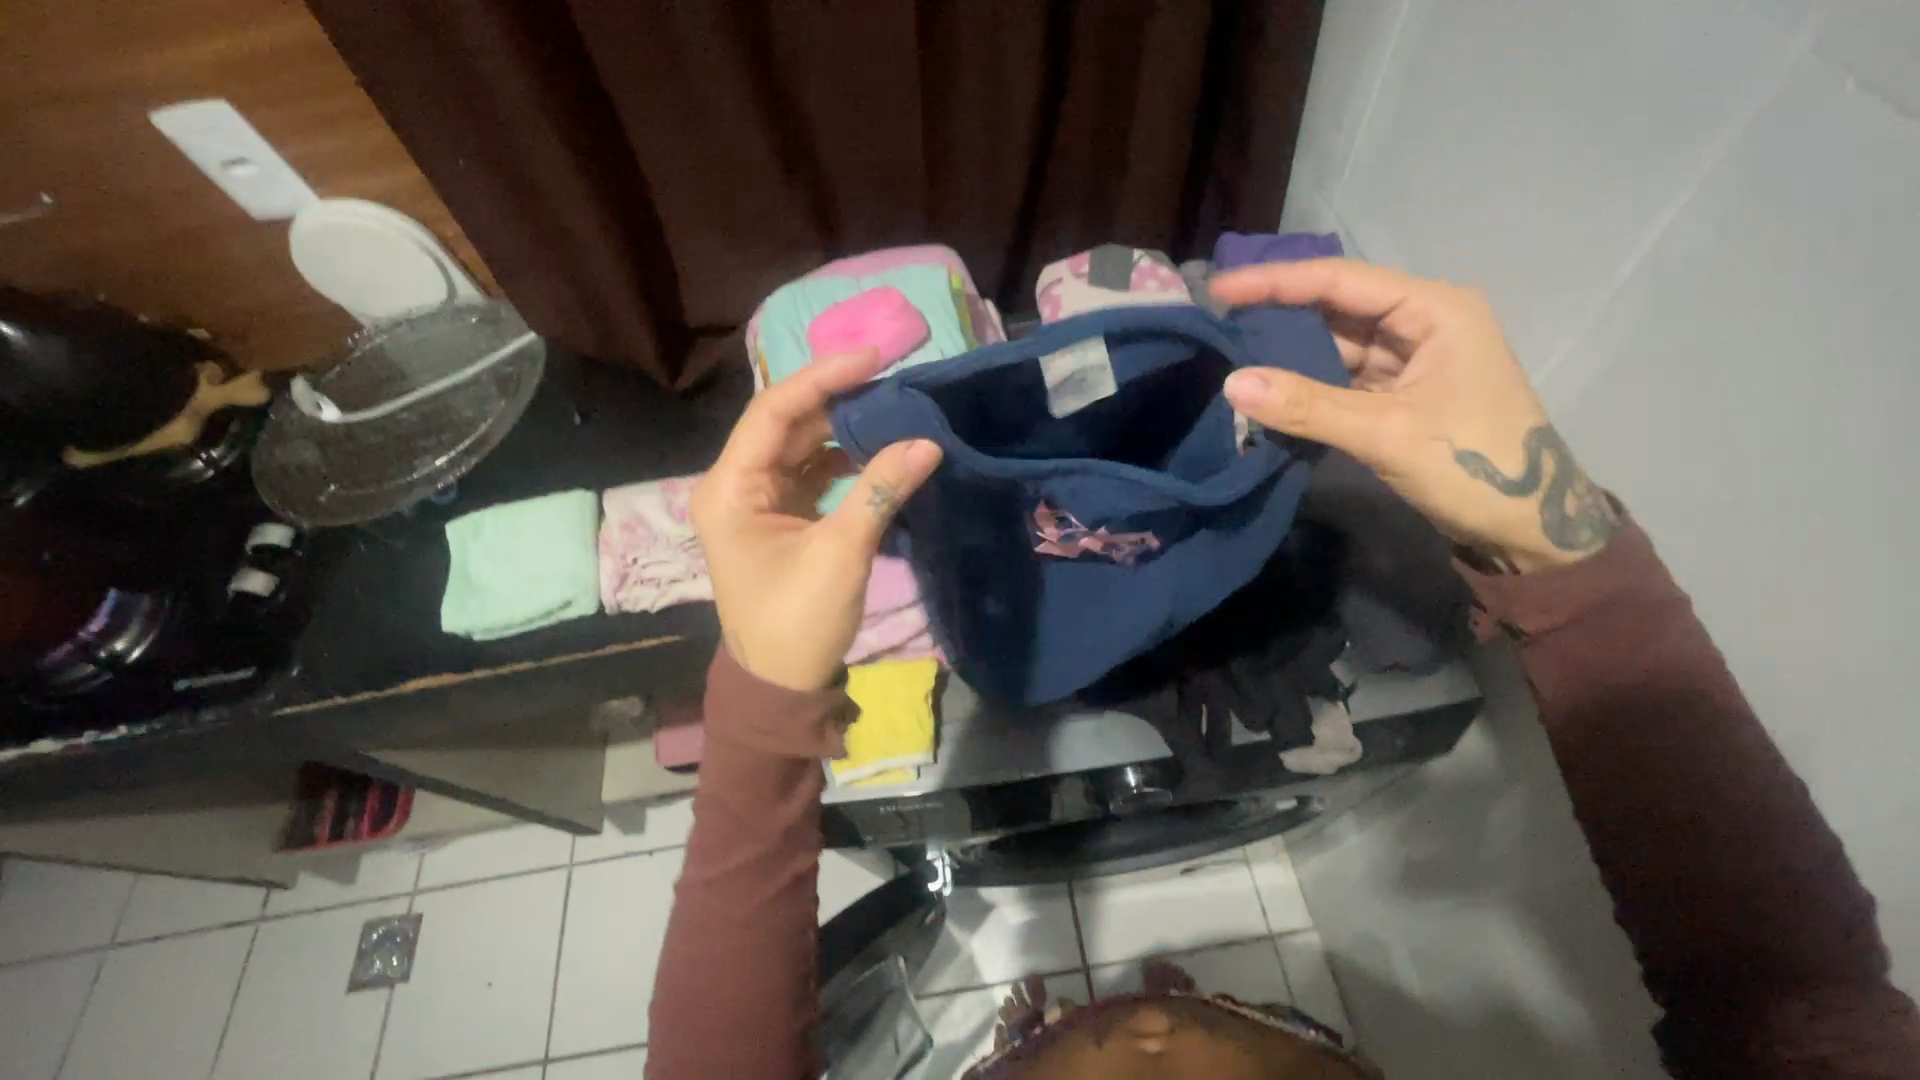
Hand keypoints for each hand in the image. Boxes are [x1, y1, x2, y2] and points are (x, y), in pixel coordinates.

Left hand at [692, 349, 941, 690]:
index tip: (874, 358)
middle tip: (894, 379)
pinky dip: (845, 459)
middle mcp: (736, 484)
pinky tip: (880, 450)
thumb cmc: (798, 621)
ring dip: (845, 427)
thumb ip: (880, 490)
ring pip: (803, 446)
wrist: (782, 684)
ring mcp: (758, 501)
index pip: (774, 411)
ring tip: (894, 408)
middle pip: (788, 423)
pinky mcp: (781, 518)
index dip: (823, 377)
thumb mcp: (841, 552)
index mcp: (730, 487)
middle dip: (839, 399)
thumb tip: (927, 442)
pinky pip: (813, 472)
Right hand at [1213, 258, 1616, 572]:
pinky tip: (1266, 390)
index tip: (1218, 289)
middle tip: (1215, 321)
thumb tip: (1231, 383)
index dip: (1276, 282)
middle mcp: (1423, 322)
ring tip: (1229, 354)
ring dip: (1288, 354)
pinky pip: (1341, 379)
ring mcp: (1411, 360)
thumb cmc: (1474, 466)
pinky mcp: (1399, 395)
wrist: (1529, 528)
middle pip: (1336, 308)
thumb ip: (1307, 405)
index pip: (1341, 281)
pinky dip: (1306, 386)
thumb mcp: (1386, 432)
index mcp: (1435, 310)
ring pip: (1335, 345)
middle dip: (1278, 314)